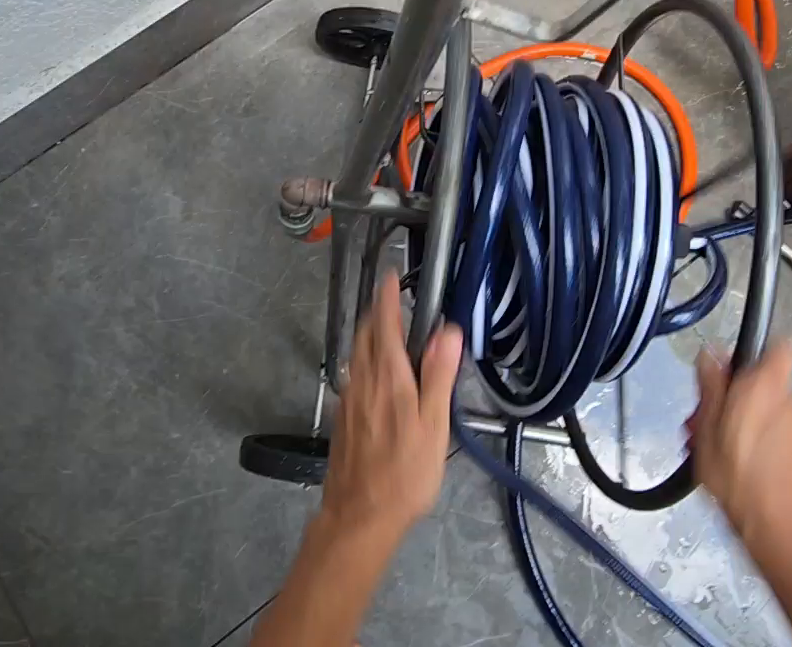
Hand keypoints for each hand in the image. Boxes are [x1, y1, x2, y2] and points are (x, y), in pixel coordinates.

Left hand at [319, 270, 464, 544]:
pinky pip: (353, 373)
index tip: (389, 275)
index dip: (386, 296)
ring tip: (385, 328)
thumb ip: (438, 375)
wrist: (359, 516)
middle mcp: (362, 379)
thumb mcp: (433, 425)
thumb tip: (448, 330)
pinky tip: (374, 371)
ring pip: (356, 353)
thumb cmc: (403, 472)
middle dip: (377, 311)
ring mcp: (348, 398)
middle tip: (391, 299)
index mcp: (386, 376)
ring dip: (369, 333)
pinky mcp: (342, 417)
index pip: (383, 323)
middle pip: (365, 334)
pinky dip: (363, 357)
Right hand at [686, 339, 791, 574]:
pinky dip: (762, 440)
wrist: (782, 537)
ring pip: (769, 409)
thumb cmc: (738, 482)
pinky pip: (781, 432)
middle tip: (705, 420)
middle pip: (762, 381)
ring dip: (744, 420)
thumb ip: (710, 385)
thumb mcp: (707, 429)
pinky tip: (740, 465)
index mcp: (767, 387)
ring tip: (717, 449)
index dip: (751, 349)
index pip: (775, 345)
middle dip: (733, 394)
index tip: (729, 367)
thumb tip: (709, 353)